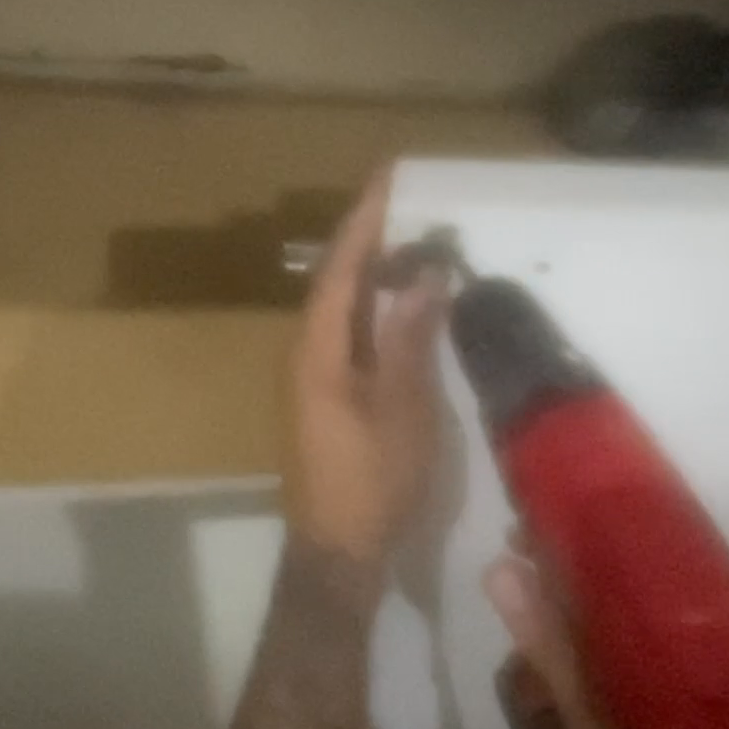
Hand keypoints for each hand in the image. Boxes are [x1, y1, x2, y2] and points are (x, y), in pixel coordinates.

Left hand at [285, 171, 449, 563]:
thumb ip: (410, 340)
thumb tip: (423, 277)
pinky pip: (346, 335)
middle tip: (410, 208)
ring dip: (371, 275)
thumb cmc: (372, 480)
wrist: (335, 550)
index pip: (341, 270)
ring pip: (340, 310)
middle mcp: (305, 353)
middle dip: (369, 241)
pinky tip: (398, 309)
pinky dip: (372, 311)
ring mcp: (310, 376)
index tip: (387, 179)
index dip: (364, 222)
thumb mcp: (403, 410)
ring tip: (411, 245)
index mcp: (318, 350)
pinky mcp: (322, 396)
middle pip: (336, 284)